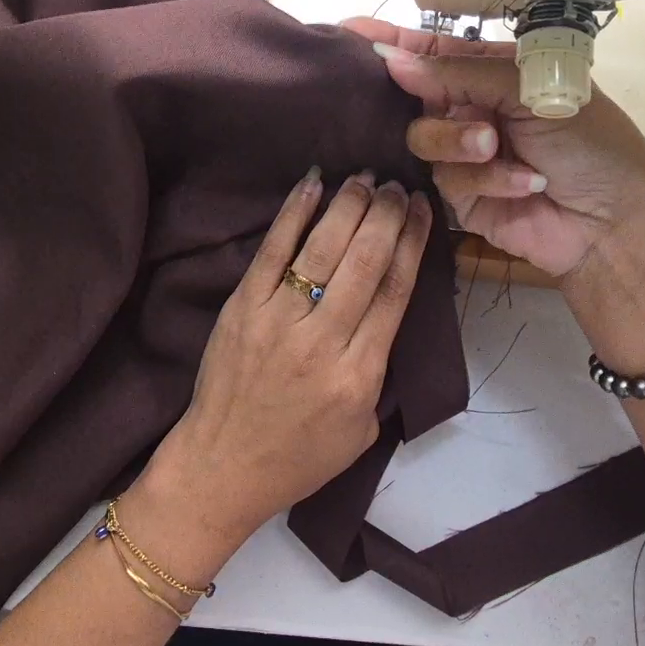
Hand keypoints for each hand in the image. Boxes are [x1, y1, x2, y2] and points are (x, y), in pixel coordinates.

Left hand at [135, 166, 431, 547]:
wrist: (222, 467)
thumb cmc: (299, 455)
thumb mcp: (363, 428)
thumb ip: (379, 368)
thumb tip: (388, 306)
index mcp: (359, 373)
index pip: (395, 291)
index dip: (412, 241)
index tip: (422, 209)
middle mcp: (322, 340)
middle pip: (365, 261)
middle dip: (386, 215)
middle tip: (396, 185)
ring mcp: (277, 320)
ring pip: (321, 249)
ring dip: (348, 206)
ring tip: (365, 178)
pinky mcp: (241, 307)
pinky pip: (271, 251)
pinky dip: (294, 213)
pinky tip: (313, 184)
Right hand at [342, 18, 644, 371]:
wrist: (612, 223)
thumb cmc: (589, 142)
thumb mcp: (530, 89)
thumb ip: (458, 73)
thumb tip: (391, 59)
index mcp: (492, 72)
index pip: (433, 50)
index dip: (392, 42)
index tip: (347, 32)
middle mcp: (471, 108)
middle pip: (414, 93)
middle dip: (412, 92)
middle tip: (388, 86)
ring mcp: (462, 153)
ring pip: (422, 136)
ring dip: (461, 140)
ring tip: (496, 145)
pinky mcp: (459, 196)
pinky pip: (446, 176)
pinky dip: (486, 178)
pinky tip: (524, 183)